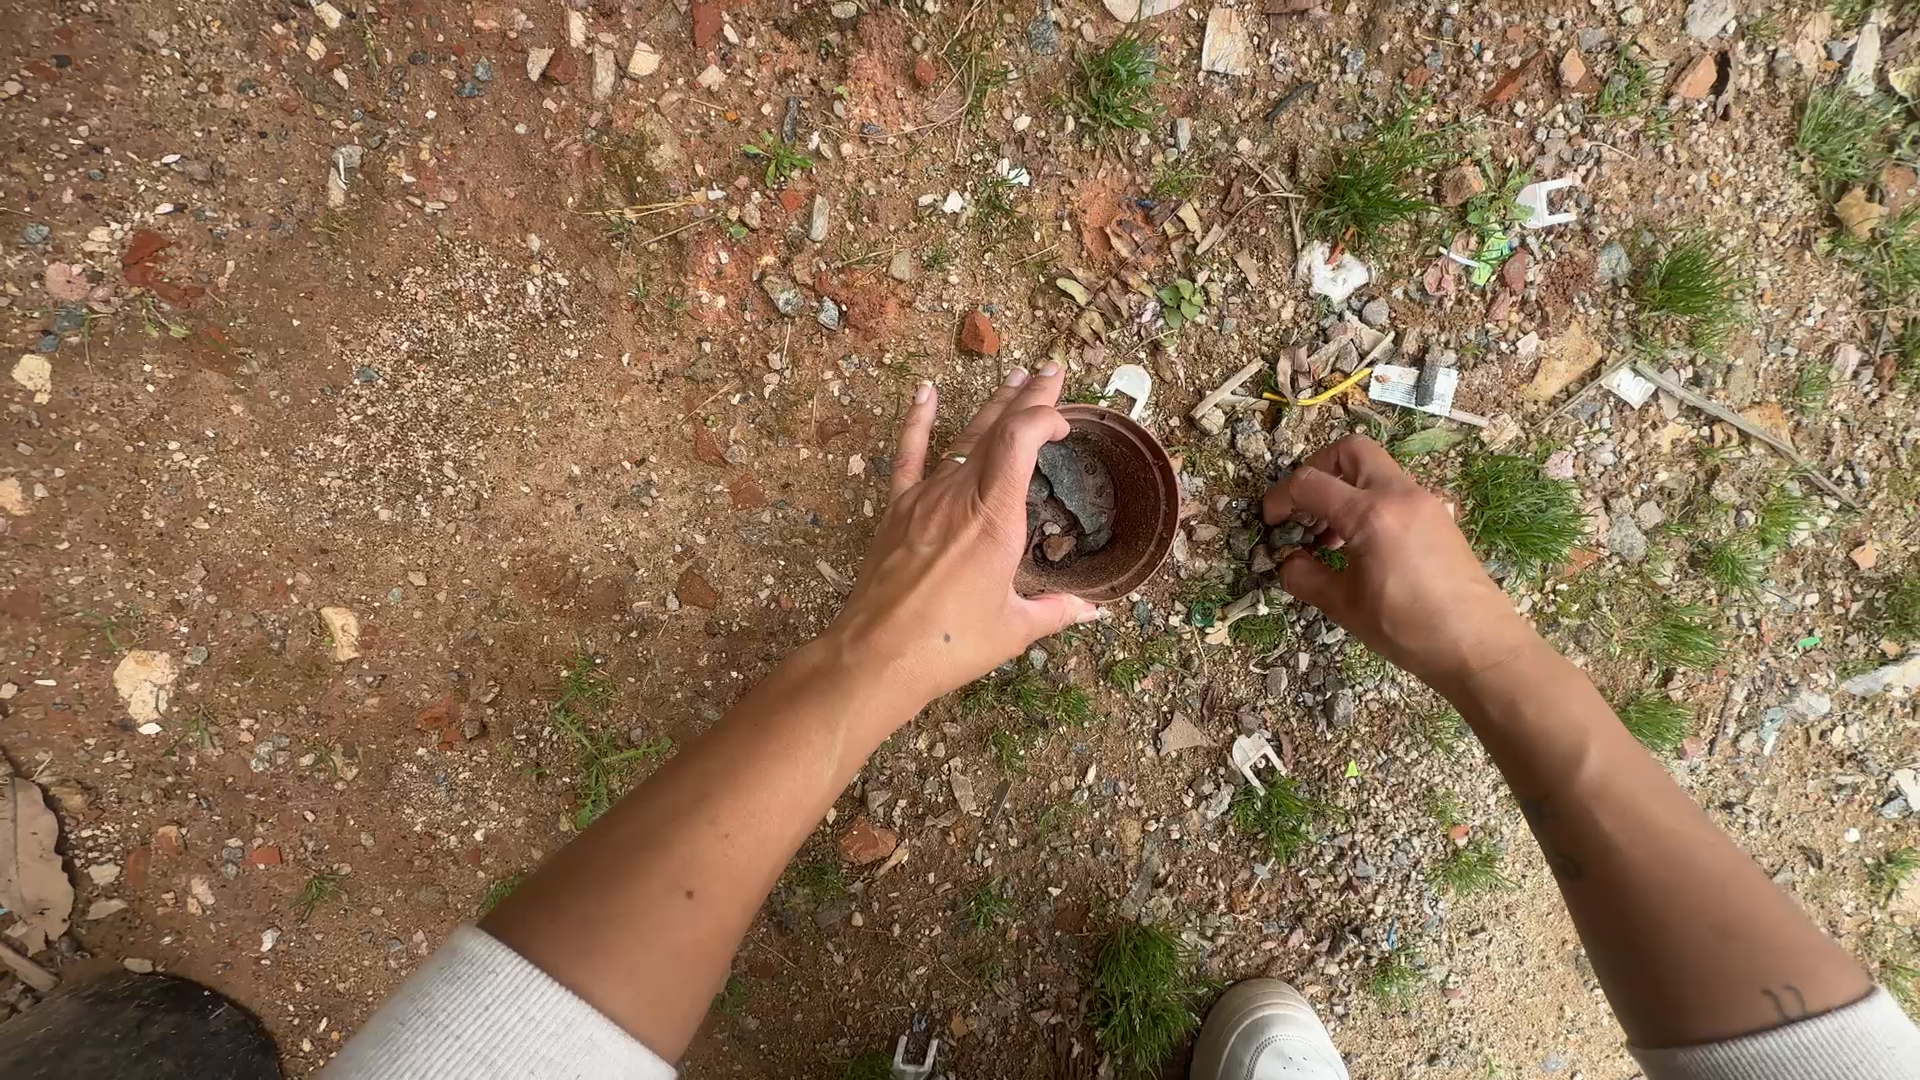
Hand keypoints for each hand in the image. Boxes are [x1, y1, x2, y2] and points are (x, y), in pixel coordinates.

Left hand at [824, 364, 1100, 713]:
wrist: (878, 654)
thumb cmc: (951, 644)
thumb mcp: (1014, 629)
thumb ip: (1056, 611)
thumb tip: (1093, 610)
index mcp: (997, 519)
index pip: (1021, 439)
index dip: (1044, 416)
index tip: (1063, 421)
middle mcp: (962, 497)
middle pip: (997, 428)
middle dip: (1028, 396)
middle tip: (1050, 371)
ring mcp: (925, 498)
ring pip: (963, 437)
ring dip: (991, 406)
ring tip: (1014, 377)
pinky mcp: (897, 510)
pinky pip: (907, 455)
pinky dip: (917, 421)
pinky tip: (925, 392)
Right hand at [1261, 435, 1537, 693]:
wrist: (1479, 647)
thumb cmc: (1405, 627)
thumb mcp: (1341, 605)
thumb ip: (1303, 575)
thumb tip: (1288, 560)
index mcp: (1371, 514)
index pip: (1310, 483)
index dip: (1280, 497)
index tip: (1270, 522)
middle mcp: (1400, 495)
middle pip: (1350, 451)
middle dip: (1316, 469)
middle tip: (1302, 505)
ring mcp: (1425, 503)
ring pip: (1374, 470)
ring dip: (1342, 489)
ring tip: (1327, 536)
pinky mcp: (1438, 518)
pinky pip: (1393, 492)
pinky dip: (1366, 504)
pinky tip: (1358, 546)